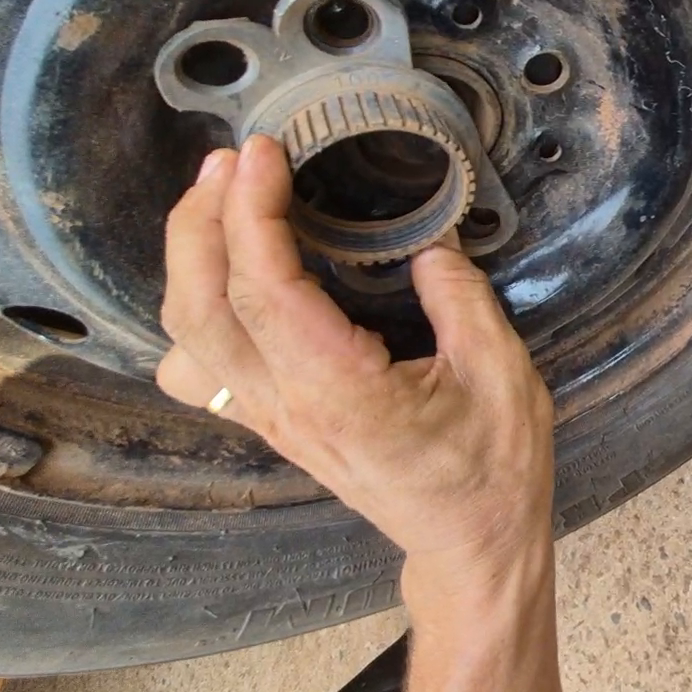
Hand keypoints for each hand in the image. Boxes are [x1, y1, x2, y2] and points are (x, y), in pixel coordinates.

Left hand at [157, 135, 554, 585]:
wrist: (472, 536)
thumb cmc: (495, 460)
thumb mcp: (503, 370)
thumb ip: (462, 301)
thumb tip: (428, 247)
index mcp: (344, 389)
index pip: (269, 291)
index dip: (255, 215)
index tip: (262, 155)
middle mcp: (289, 405)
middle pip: (202, 308)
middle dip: (204, 222)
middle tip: (230, 159)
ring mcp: (274, 419)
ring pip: (188, 338)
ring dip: (190, 262)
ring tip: (221, 205)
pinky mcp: (278, 425)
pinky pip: (202, 368)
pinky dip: (194, 315)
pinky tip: (227, 290)